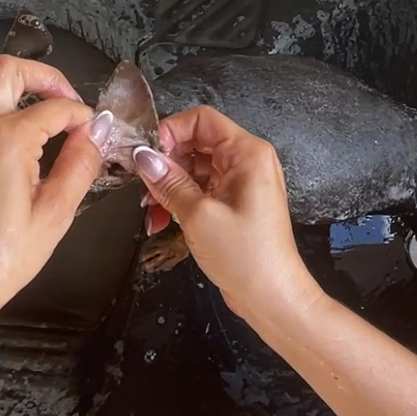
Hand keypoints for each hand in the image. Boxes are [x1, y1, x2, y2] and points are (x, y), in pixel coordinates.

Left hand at [0, 56, 109, 339]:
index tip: (95, 131)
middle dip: (43, 75)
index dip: (83, 115)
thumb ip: (80, 165)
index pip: (56, 108)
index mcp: (6, 140)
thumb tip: (95, 135)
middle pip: (5, 70)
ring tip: (12, 88)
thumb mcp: (55, 215)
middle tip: (64, 98)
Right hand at [135, 106, 320, 323]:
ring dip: (169, 184)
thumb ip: (168, 181)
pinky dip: (180, 199)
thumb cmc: (247, 256)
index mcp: (248, 153)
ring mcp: (242, 183)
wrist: (272, 296)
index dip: (171, 131)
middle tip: (144, 185)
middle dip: (166, 162)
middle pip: (197, 143)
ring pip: (195, 168)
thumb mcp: (197, 215)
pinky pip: (202, 188)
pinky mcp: (235, 203)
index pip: (202, 119)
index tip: (147, 154)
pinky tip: (162, 218)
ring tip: (151, 209)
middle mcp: (249, 162)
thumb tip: (144, 157)